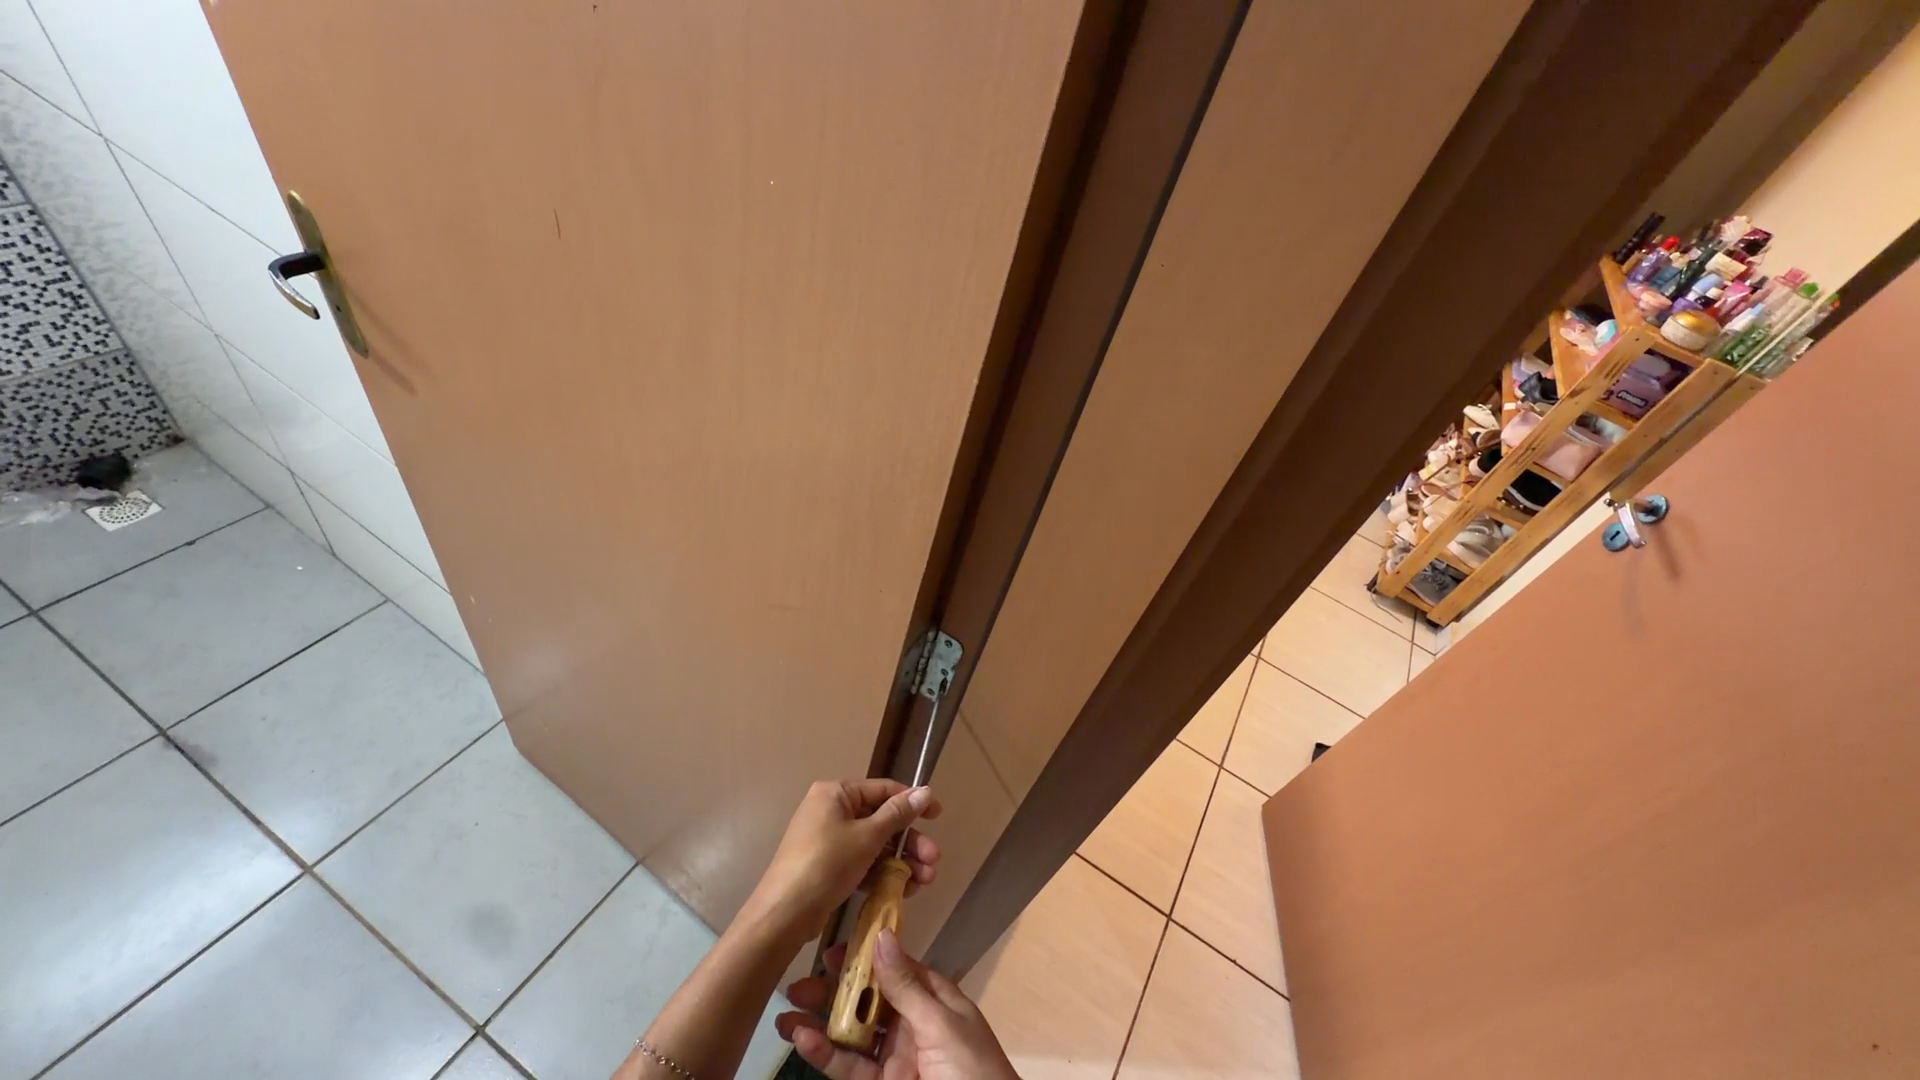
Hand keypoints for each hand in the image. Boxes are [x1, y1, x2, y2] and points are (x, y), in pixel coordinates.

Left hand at [744, 780, 942, 934]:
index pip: (883, 790)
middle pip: (881, 820)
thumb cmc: (827, 863)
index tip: (938, 816)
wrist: (784, 913)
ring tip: (924, 882)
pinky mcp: (829, 866)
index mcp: (836, 793)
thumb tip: (926, 791)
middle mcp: (831, 810)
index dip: (913, 801)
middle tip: (933, 861)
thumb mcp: (867, 836)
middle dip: (910, 842)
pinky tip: (904, 891)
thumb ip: (898, 814)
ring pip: (875, 845)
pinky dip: (882, 874)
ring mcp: (829, 840)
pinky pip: (863, 863)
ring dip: (901, 862)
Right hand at [777, 929, 1018, 1079]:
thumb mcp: (942, 1024)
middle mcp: (911, 1023)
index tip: (830, 950)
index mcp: (933, 998)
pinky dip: (826, 1054)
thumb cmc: (973, 1069)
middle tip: (796, 985)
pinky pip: (851, 1067)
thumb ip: (906, 986)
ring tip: (785, 1015)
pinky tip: (803, 1040)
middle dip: (832, 991)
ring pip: (852, 1033)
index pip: (894, 967)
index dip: (863, 957)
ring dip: (819, 1023)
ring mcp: (895, 1057)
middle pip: (866, 999)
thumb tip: (882, 934)